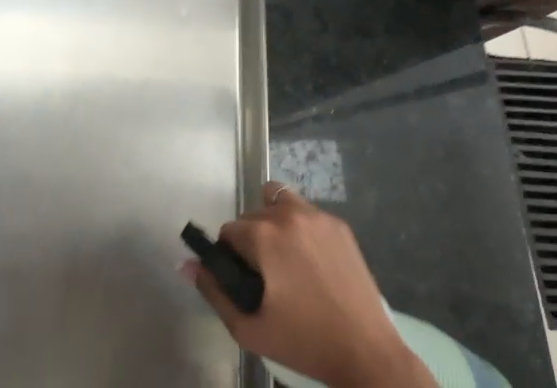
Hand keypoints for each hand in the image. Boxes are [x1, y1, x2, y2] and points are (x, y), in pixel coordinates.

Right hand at [185, 183, 434, 387]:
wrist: (368, 353)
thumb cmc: (305, 342)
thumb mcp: (250, 328)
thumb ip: (213, 291)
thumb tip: (187, 265)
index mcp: (265, 236)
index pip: (229, 231)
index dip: (231, 256)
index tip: (245, 280)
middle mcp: (289, 215)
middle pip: (252, 215)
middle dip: (251, 240)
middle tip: (266, 276)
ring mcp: (319, 217)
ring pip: (278, 202)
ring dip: (273, 222)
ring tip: (285, 259)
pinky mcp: (341, 226)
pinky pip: (306, 212)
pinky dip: (299, 227)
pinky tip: (310, 261)